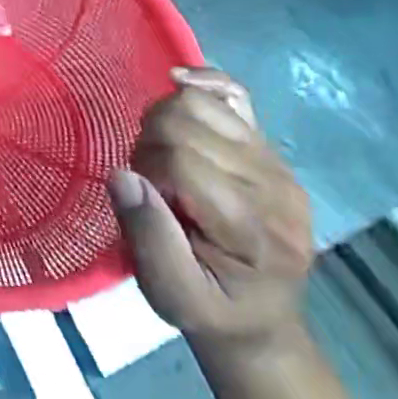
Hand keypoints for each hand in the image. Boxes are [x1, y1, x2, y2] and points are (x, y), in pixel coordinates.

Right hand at [110, 66, 314, 352]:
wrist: (260, 318)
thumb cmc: (211, 307)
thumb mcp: (172, 295)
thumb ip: (149, 240)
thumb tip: (123, 176)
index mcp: (254, 229)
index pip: (183, 163)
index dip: (147, 173)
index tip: (146, 202)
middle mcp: (273, 186)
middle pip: (187, 124)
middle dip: (150, 145)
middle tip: (151, 182)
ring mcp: (275, 161)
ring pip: (200, 102)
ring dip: (163, 121)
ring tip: (162, 157)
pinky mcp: (268, 146)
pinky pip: (234, 92)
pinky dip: (202, 81)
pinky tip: (178, 84)